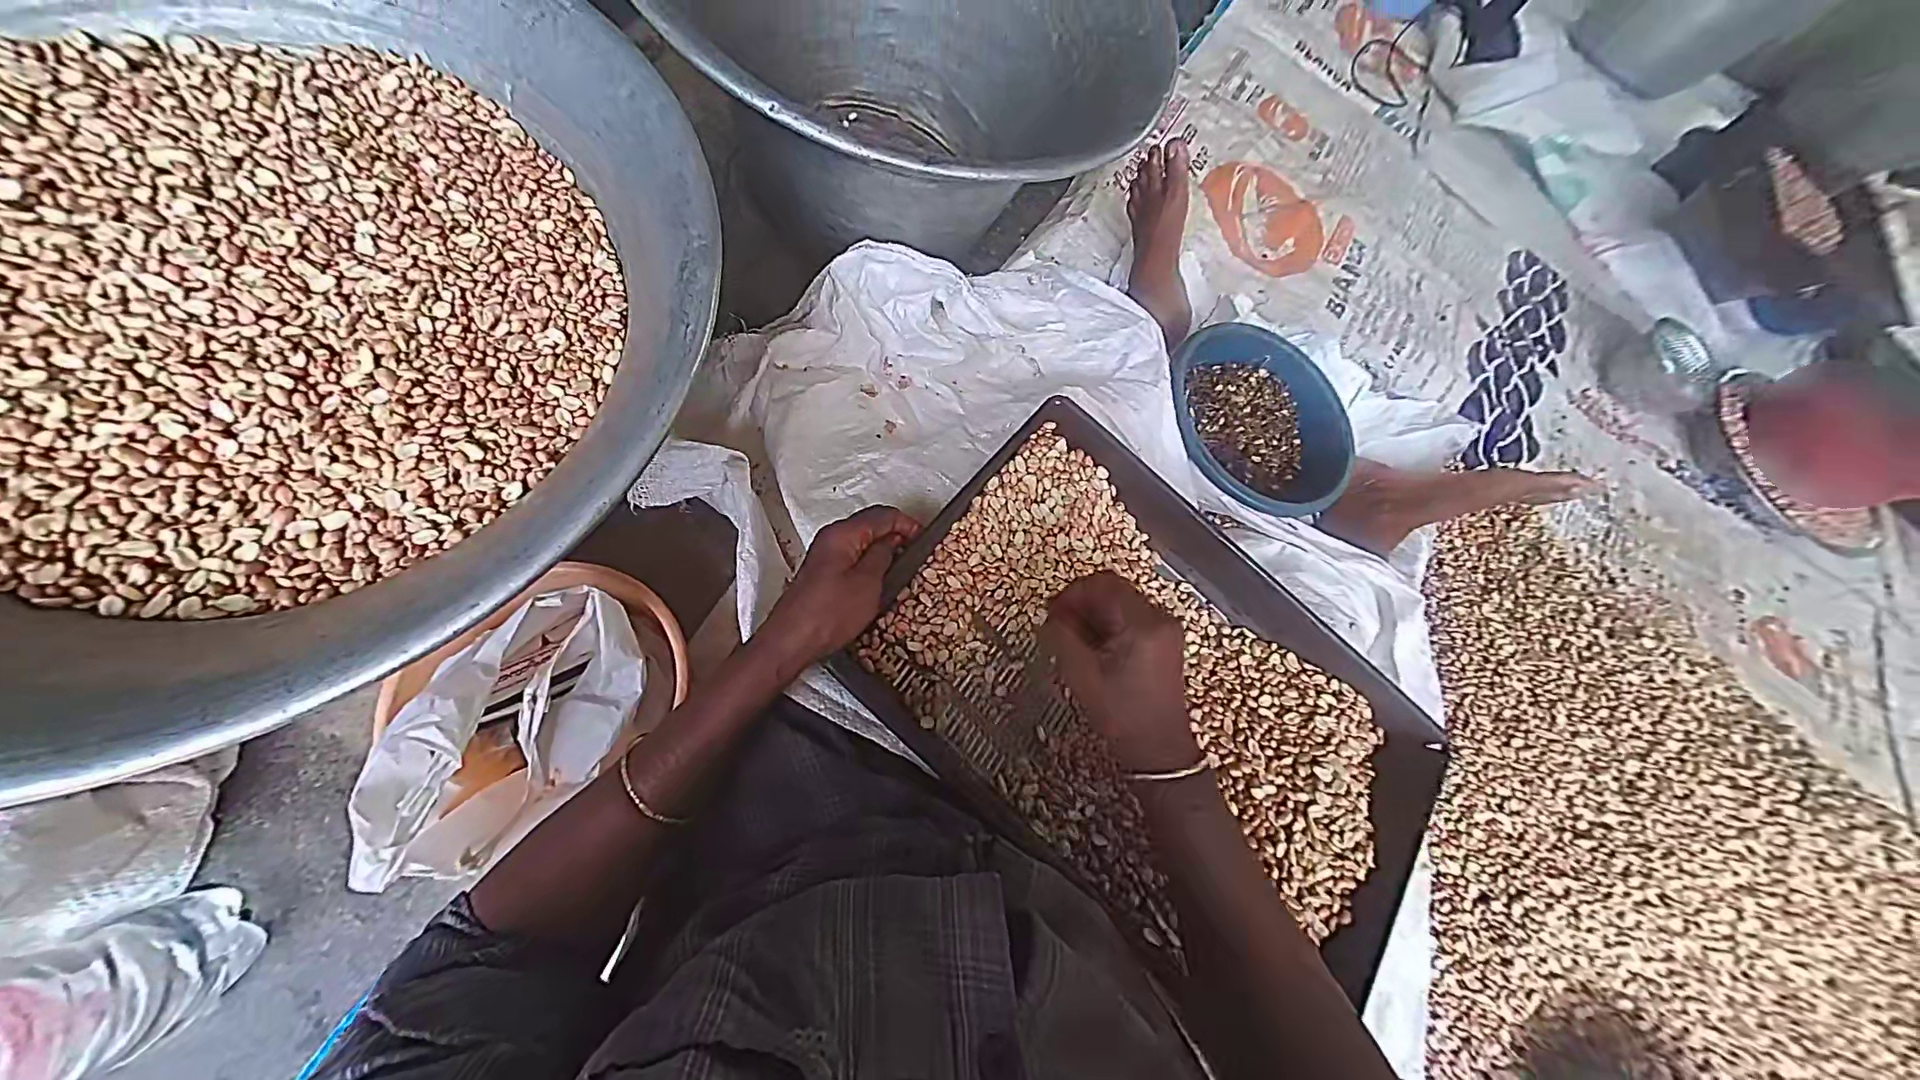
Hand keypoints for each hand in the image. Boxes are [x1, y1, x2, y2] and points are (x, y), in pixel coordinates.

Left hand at [757, 506, 920, 666]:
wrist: (791, 641)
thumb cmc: (826, 615)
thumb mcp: (868, 583)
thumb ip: (883, 555)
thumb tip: (892, 541)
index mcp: (842, 534)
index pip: (882, 515)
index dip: (906, 523)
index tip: (923, 536)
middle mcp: (830, 539)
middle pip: (870, 524)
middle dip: (895, 533)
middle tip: (916, 549)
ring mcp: (824, 556)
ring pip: (861, 542)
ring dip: (882, 549)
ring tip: (902, 565)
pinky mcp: (822, 573)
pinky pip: (852, 558)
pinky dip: (868, 563)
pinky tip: (879, 579)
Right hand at [1041, 572, 1199, 773]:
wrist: (1160, 751)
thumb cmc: (1121, 716)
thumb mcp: (1082, 675)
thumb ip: (1063, 637)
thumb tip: (1052, 614)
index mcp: (1143, 624)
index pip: (1102, 585)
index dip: (1071, 593)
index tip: (1051, 612)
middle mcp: (1160, 618)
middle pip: (1113, 589)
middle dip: (1081, 601)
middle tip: (1057, 623)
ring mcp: (1166, 629)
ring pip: (1121, 601)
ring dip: (1094, 612)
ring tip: (1072, 637)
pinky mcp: (1164, 641)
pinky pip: (1130, 617)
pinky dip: (1108, 623)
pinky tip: (1093, 646)